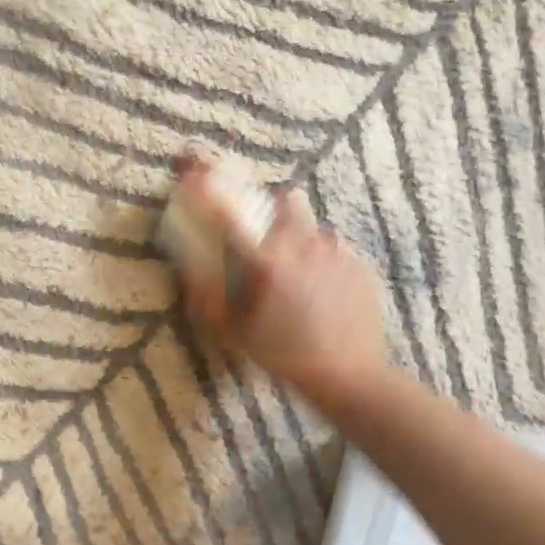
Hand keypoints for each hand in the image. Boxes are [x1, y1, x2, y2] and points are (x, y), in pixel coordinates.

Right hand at [172, 148, 389, 401]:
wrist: (347, 374)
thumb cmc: (282, 356)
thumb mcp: (231, 332)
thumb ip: (204, 294)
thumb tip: (186, 265)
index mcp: (265, 261)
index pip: (229, 210)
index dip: (207, 186)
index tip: (193, 170)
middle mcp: (302, 245)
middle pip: (282, 200)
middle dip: (268, 209)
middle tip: (262, 238)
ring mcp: (336, 251)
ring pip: (311, 224)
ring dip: (298, 235)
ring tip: (296, 270)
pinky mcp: (359, 263)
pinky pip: (335, 247)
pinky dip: (322, 259)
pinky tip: (320, 289)